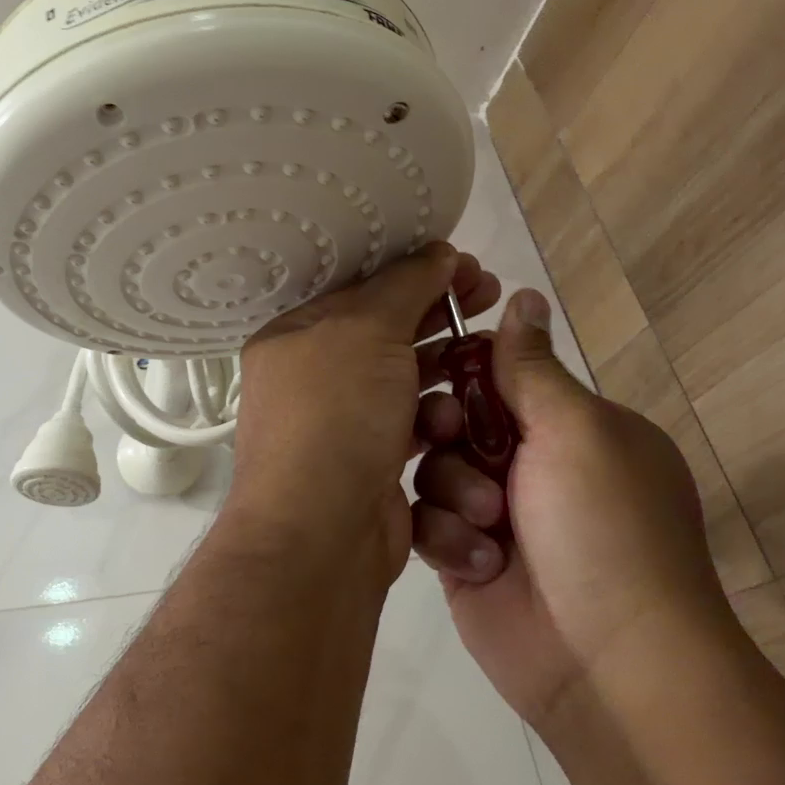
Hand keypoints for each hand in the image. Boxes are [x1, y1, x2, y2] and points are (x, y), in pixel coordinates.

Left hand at [226, 243, 500, 587]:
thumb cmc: (335, 417)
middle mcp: (311, 380)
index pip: (358, 291)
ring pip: (403, 383)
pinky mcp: (370, 467)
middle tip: (491, 298)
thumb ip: (403, 284)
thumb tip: (435, 251)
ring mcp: (340, 427)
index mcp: (293, 338)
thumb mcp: (365, 330)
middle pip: (386, 334)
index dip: (414, 273)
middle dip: (440, 315)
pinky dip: (439, 419)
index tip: (467, 267)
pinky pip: (412, 429)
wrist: (319, 533)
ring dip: (445, 371)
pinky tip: (466, 412)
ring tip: (485, 360)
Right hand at [411, 288, 736, 724]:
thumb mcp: (576, 431)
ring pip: (435, 472)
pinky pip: (428, 524)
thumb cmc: (603, 527)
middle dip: (449, 432)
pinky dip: (446, 539)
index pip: (501, 375)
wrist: (608, 660)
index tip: (438, 373)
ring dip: (452, 493)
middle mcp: (535, 466)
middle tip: (449, 440)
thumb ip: (533, 368)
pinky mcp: (466, 561)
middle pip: (457, 420)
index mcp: (574, 427)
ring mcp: (498, 516)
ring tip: (483, 527)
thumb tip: (525, 295)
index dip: (464, 371)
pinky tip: (474, 564)